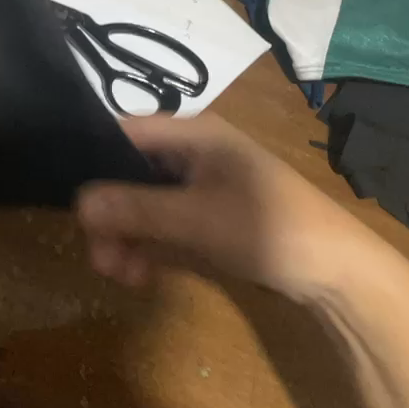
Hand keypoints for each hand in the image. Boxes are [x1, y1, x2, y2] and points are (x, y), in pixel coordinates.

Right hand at [76, 114, 384, 300]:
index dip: (95, 160)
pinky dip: (149, 247)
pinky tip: (140, 275)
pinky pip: (165, 226)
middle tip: (97, 257)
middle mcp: (194, 154)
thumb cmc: (267, 228)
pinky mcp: (210, 220)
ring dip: (126, 237)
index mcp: (194, 136)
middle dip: (111, 215)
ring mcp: (203, 188)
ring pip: (145, 205)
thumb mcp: (195, 219)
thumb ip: (135, 210)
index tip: (72, 202)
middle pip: (132, 174)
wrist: (336, 272)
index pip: (128, 132)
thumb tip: (77, 204)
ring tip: (118, 274)